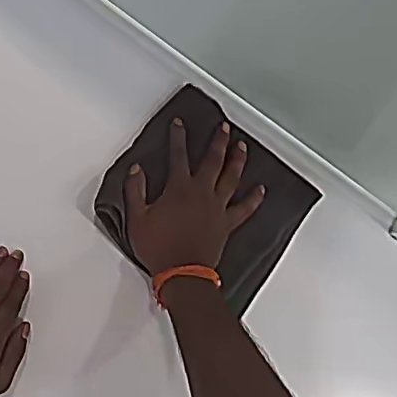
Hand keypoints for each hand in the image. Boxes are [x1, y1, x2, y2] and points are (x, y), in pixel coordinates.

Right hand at [127, 119, 264, 274]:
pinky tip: (260, 189)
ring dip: (237, 160)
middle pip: (212, 161)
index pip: (178, 155)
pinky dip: (254, 198)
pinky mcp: (226, 224)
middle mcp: (201, 193)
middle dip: (217, 141)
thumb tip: (137, 170)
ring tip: (242, 146)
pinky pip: (244, 208)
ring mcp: (217, 208)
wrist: (182, 273)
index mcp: (178, 189)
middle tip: (223, 127)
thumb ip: (135, 190)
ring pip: (231, 178)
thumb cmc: (158, 246)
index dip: (178, 137)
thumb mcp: (137, 217)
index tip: (179, 123)